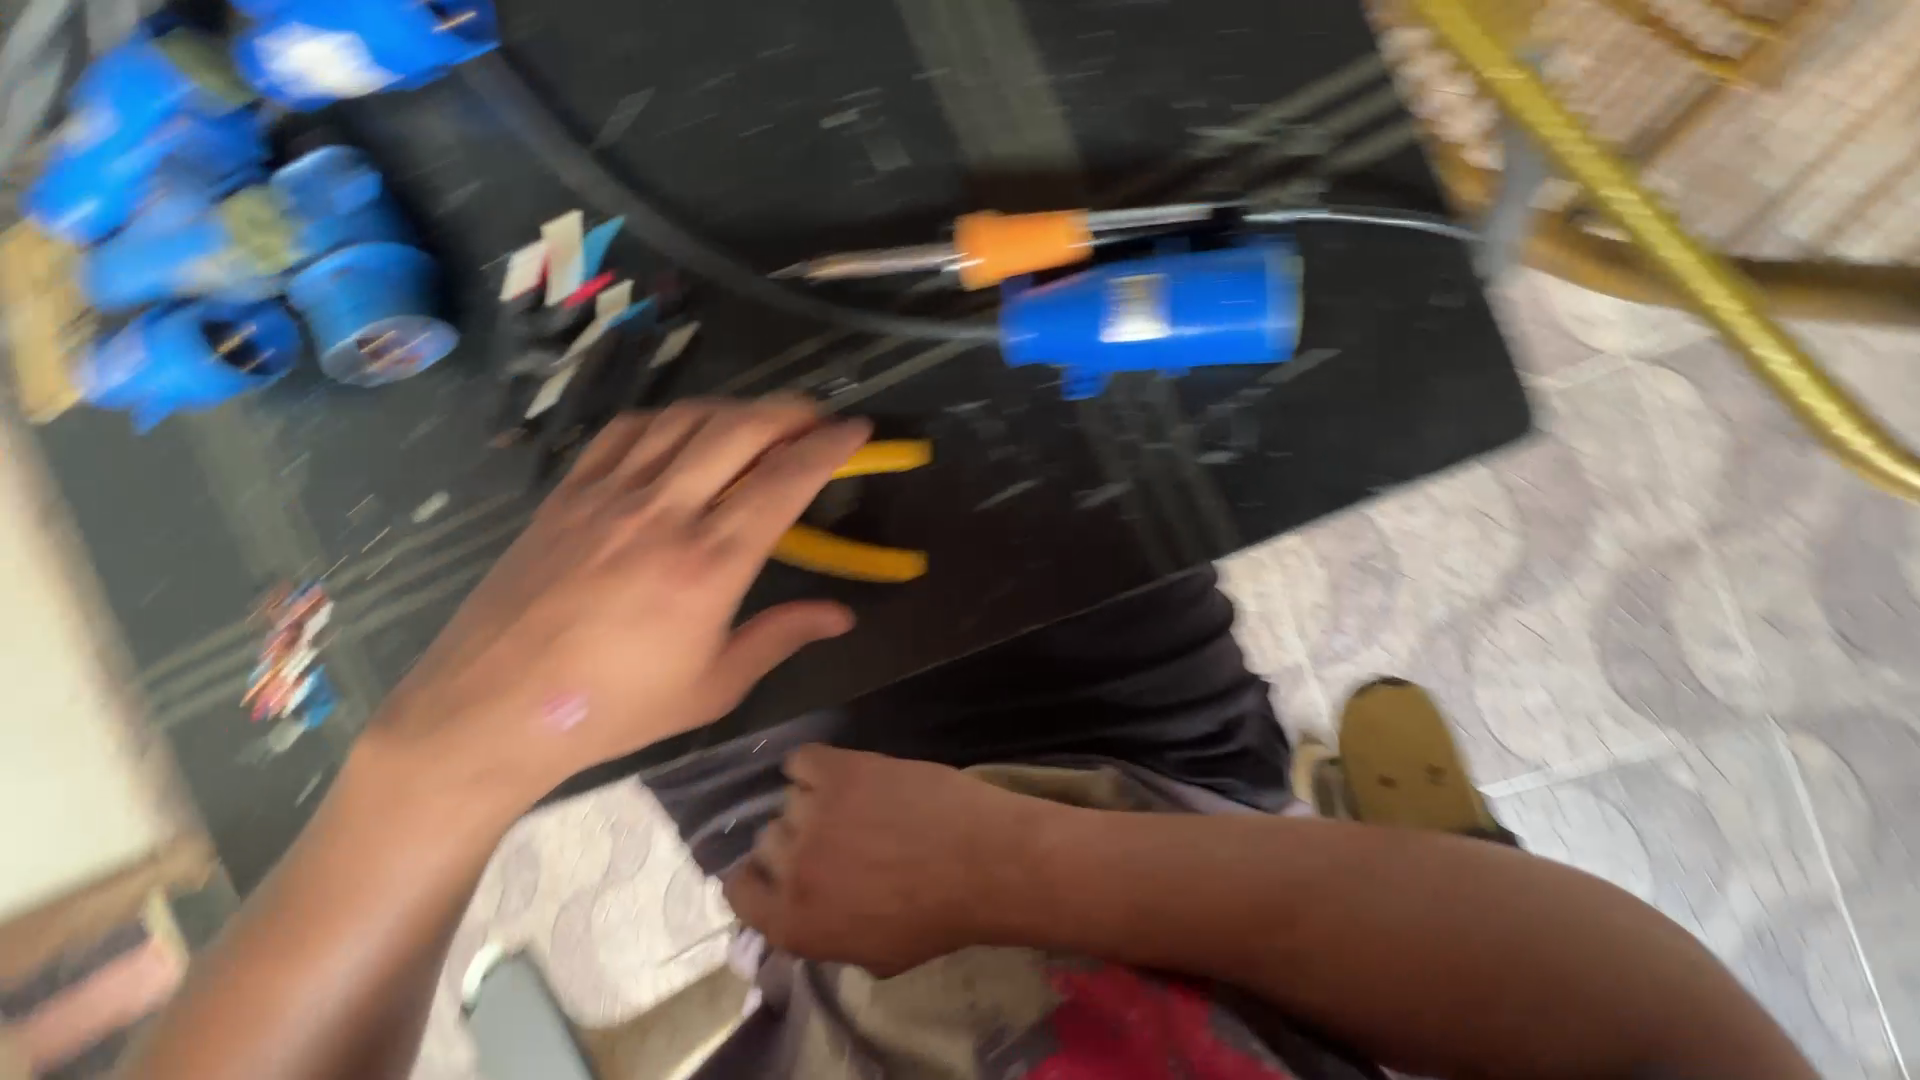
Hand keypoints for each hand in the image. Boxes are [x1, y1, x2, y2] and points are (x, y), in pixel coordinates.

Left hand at [365, 400, 870, 811]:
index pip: (786, 479)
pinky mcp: (568, 492)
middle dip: (791, 411)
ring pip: (685, 419)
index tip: (859, 430)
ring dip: (735, 408)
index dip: (830, 446)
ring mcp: (610, 494)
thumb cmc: (615, 709)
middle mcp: (664, 511)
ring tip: (761, 420)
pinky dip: (669, 418)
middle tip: (818, 416)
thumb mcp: (713, 686)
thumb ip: (781, 637)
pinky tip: (683, 431)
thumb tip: (842, 615)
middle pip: (741, 429)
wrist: (492, 709)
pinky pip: (626, 431)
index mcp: (710, 563)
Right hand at [723, 746, 1048, 975]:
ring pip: (790, 799)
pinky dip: (813, 765)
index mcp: (794, 924)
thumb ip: (825, 933)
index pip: (739, 892)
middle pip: (768, 841)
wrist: (983, 862)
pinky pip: (803, 759)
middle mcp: (792, 868)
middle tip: (836, 839)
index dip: (756, 878)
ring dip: (815, 804)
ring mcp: (813, 813)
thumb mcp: (873, 955)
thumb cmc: (938, 918)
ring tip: (855, 807)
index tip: (776, 868)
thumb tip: (807, 908)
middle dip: (796, 842)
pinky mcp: (840, 770)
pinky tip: (839, 774)